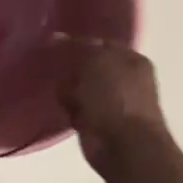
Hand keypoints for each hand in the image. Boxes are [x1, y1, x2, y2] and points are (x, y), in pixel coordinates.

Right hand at [62, 43, 167, 175]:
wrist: (123, 145)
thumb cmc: (115, 98)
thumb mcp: (96, 62)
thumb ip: (79, 47)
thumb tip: (58, 37)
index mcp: (131, 60)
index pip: (101, 43)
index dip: (79, 43)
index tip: (54, 45)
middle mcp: (124, 79)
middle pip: (89, 66)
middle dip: (71, 67)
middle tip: (51, 66)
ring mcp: (111, 102)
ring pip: (80, 87)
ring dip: (67, 88)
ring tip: (54, 86)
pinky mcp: (97, 121)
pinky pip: (76, 107)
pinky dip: (68, 106)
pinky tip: (60, 105)